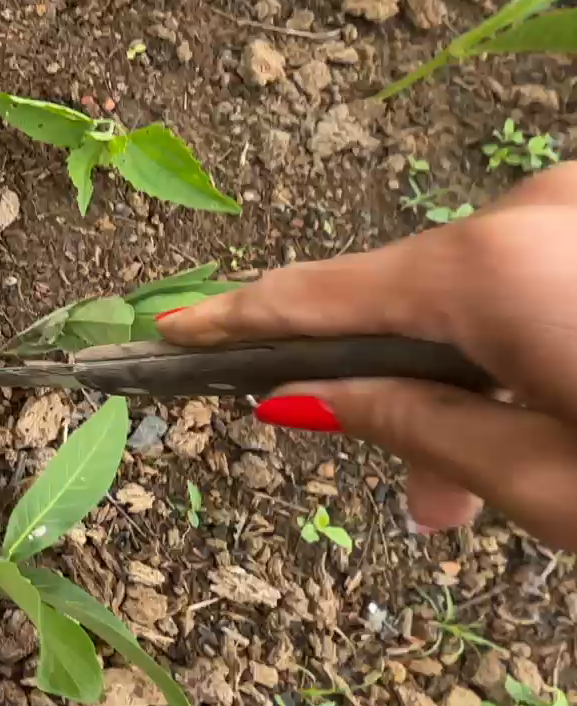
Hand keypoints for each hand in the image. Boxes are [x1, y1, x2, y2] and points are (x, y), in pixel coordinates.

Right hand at [156, 163, 576, 549]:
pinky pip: (545, 279)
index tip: (167, 328)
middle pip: (406, 303)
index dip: (226, 320)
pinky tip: (548, 407)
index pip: (306, 297)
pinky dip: (532, 343)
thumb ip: (407, 424)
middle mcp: (541, 210)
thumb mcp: (551, 485)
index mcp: (492, 267)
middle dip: (392, 388)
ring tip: (488, 485)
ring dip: (469, 377)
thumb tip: (295, 399)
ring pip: (482, 296)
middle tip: (419, 496)